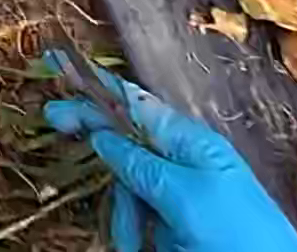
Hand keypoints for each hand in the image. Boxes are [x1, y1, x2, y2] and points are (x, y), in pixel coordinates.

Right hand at [43, 53, 296, 251]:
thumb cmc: (240, 237)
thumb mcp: (184, 197)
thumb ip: (139, 163)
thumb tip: (99, 134)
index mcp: (188, 140)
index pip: (132, 99)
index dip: (94, 80)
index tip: (56, 62)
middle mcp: (183, 159)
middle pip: (125, 138)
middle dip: (98, 143)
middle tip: (55, 125)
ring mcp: (182, 194)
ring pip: (130, 183)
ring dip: (123, 210)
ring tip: (129, 242)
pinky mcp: (181, 224)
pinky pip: (143, 214)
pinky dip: (134, 229)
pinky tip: (137, 244)